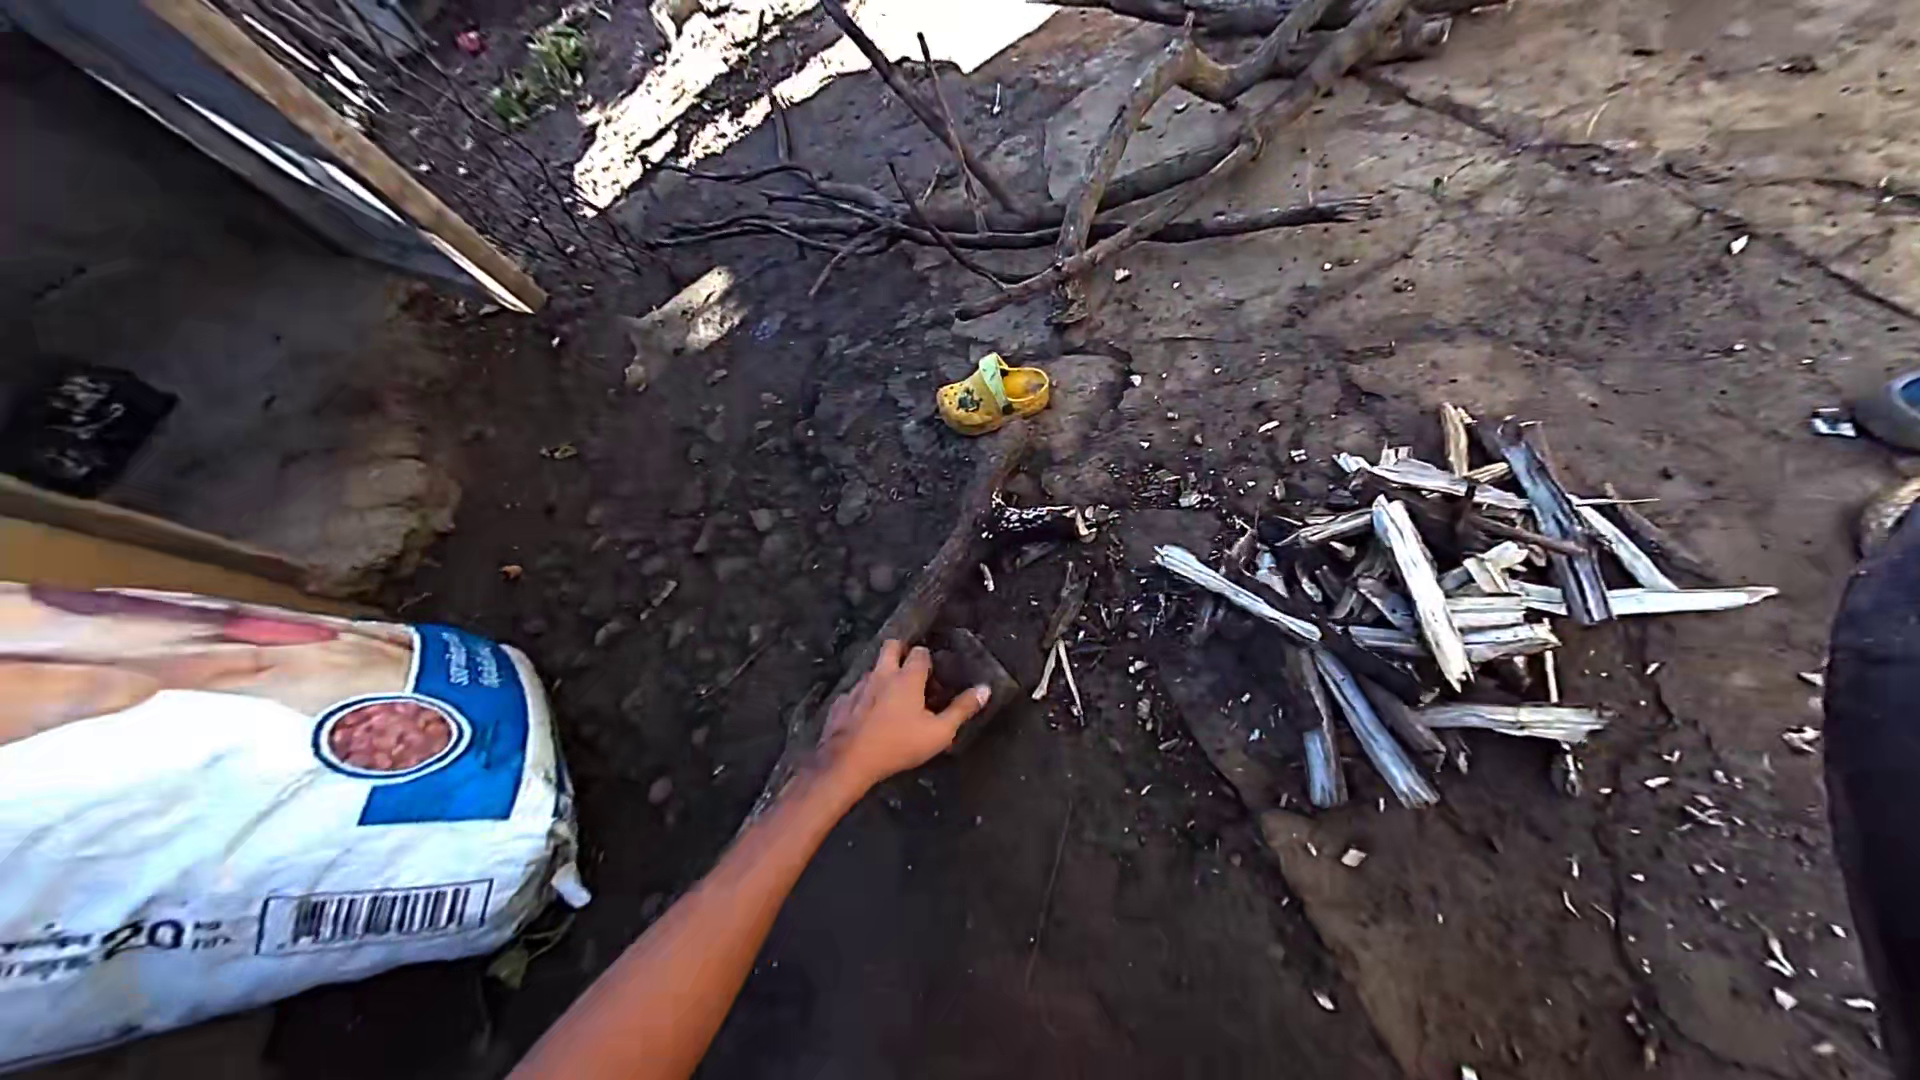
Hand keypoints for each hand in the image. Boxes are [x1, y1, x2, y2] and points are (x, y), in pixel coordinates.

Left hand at [815, 640, 988, 794]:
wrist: (848, 761)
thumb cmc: (899, 745)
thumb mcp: (938, 732)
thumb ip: (961, 710)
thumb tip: (985, 689)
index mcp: (906, 677)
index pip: (920, 652)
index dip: (928, 659)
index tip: (933, 673)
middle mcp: (881, 674)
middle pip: (891, 646)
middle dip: (901, 651)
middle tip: (910, 670)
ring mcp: (858, 686)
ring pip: (872, 669)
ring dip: (882, 675)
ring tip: (891, 696)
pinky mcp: (841, 702)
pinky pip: (854, 691)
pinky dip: (863, 697)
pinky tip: (867, 714)